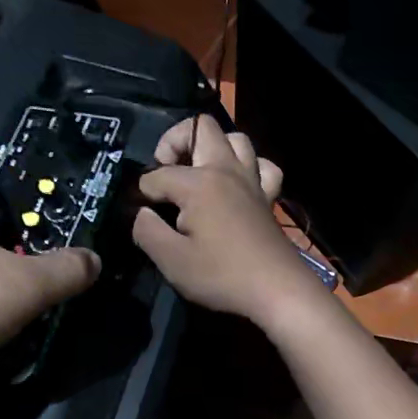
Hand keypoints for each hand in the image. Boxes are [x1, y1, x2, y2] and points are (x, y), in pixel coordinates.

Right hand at [131, 115, 322, 326]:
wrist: (277, 291)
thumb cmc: (221, 276)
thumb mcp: (171, 260)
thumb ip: (146, 231)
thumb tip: (140, 214)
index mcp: (198, 183)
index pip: (157, 175)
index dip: (141, 194)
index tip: (140, 217)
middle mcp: (226, 170)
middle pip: (200, 127)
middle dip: (174, 142)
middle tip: (165, 173)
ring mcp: (251, 180)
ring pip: (235, 138)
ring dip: (212, 147)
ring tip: (198, 174)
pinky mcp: (268, 196)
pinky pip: (262, 165)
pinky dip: (248, 167)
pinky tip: (237, 184)